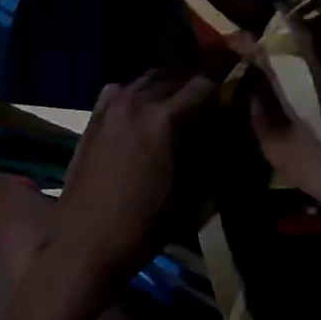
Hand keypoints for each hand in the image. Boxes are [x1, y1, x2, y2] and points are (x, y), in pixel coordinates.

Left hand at [49, 71, 215, 282]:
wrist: (84, 243)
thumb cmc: (143, 227)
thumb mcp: (189, 196)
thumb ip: (209, 157)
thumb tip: (227, 134)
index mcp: (163, 119)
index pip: (205, 84)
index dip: (224, 86)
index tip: (236, 95)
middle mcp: (136, 103)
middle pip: (174, 76)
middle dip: (196, 84)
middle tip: (211, 102)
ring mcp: (109, 108)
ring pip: (145, 80)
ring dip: (166, 87)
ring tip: (181, 105)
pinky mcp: (92, 120)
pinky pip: (118, 92)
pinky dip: (136, 94)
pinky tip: (144, 111)